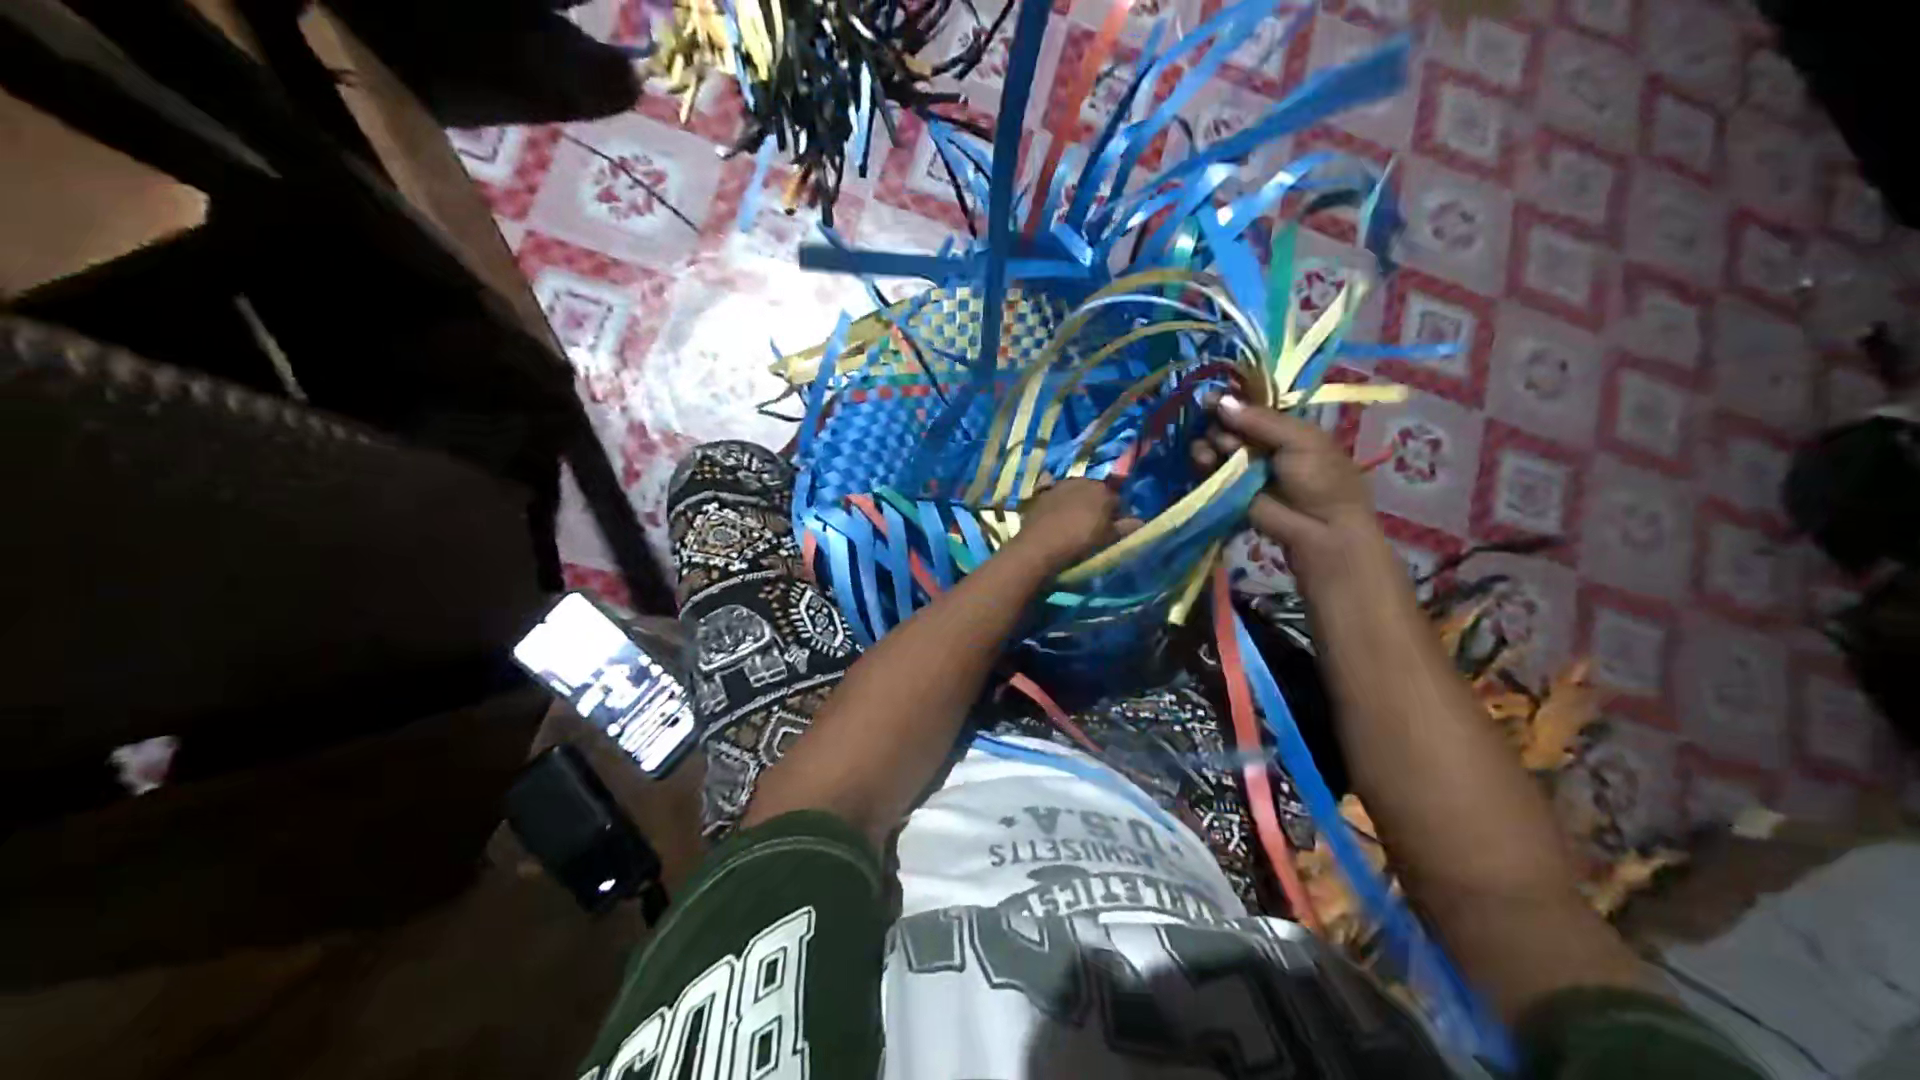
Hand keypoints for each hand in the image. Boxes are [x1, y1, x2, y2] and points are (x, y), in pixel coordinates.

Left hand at [1006, 477, 1136, 572]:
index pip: (1117, 500)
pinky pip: (1054, 494)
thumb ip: (1126, 528)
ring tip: (1072, 523)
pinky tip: (1054, 512)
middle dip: (1097, 505)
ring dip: (1077, 502)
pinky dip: (1057, 501)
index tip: (1112, 529)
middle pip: (1095, 492)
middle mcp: (1082, 481)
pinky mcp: (1041, 494)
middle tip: (1093, 526)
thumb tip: (1140, 522)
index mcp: (1103, 490)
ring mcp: (1059, 485)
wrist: (1039, 547)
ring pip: (1075, 492)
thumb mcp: (1108, 538)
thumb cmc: (1080, 543)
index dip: (1117, 515)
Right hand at [1191, 395, 1384, 574]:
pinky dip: (1202, 462)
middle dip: (1216, 423)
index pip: (1249, 407)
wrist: (1319, 528)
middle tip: (1219, 432)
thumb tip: (1221, 401)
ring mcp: (1240, 466)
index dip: (1230, 400)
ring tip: (1209, 451)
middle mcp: (1258, 443)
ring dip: (1207, 443)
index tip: (1210, 397)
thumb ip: (1260, 420)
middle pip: (1226, 424)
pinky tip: (1203, 461)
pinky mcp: (1225, 488)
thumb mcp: (1300, 439)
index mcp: (1281, 427)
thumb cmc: (1321, 478)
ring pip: (1213, 445)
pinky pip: (1207, 470)